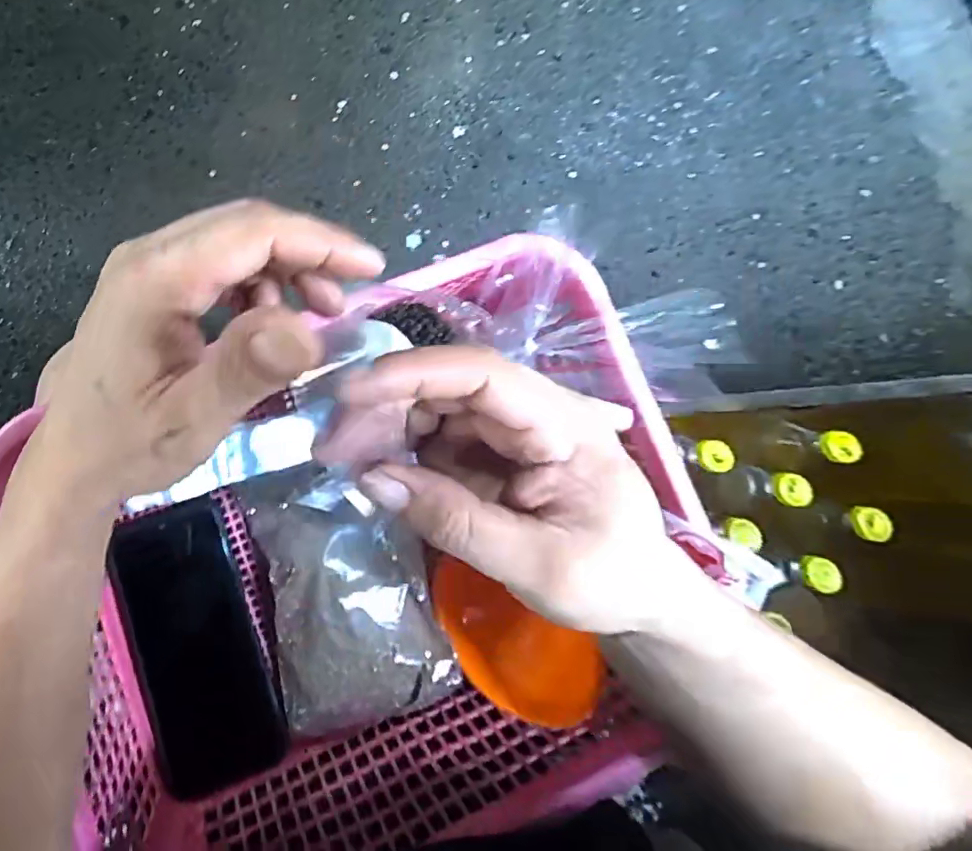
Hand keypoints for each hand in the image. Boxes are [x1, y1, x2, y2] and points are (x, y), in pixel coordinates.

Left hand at [11, 200, 385, 514]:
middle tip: (348, 297)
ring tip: (318, 312)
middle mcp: (149, 254)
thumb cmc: (126, 444)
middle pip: (246, 226)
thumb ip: (246, 369)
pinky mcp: (152, 280)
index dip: (320, 242)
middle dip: (309, 252)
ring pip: (236, 238)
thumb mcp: (192, 418)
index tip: (370, 266)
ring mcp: (147, 264)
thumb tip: (309, 330)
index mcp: (155, 278)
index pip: (253, 233)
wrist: (68, 458)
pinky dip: (259, 279)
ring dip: (286, 267)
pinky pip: (220, 259)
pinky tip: (271, 317)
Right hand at [340, 346, 711, 634]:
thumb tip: (372, 480)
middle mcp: (532, 410)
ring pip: (432, 404)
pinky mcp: (490, 448)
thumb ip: (456, 522)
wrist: (641, 597)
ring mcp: (509, 427)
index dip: (413, 373)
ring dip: (383, 425)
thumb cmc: (611, 581)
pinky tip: (373, 469)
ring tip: (342, 460)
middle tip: (330, 446)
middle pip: (446, 384)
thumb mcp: (538, 566)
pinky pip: (433, 434)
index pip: (482, 374)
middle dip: (384, 405)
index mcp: (563, 423)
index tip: (352, 394)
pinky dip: (397, 448)